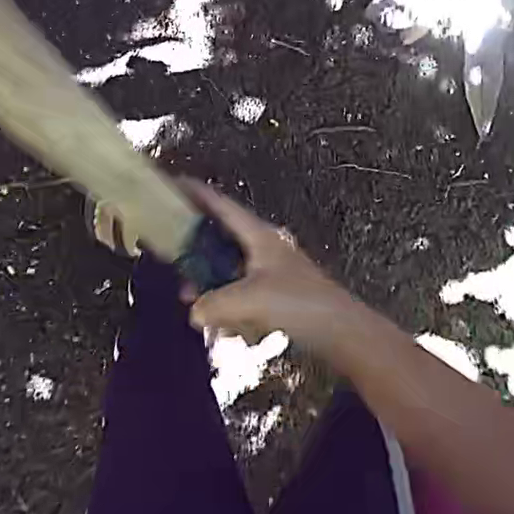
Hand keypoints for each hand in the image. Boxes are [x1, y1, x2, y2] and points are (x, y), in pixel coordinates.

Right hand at [178, 179, 363, 353]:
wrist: (339, 328)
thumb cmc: (298, 303)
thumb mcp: (249, 300)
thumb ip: (214, 303)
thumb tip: (194, 310)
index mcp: (258, 235)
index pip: (222, 205)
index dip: (197, 193)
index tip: (173, 185)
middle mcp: (264, 245)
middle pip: (222, 236)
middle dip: (197, 249)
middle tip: (173, 258)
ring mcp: (271, 268)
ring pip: (230, 267)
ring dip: (210, 282)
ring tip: (192, 300)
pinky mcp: (277, 291)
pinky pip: (242, 290)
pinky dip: (228, 302)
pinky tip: (222, 325)